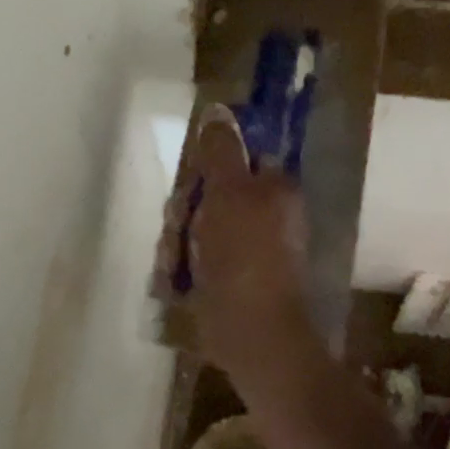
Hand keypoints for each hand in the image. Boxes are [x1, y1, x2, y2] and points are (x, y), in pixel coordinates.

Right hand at [181, 106, 314, 377]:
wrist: (255, 338)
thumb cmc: (244, 259)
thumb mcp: (228, 193)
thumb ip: (221, 150)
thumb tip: (219, 110)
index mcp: (274, 190)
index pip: (231, 159)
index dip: (204, 170)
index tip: (189, 187)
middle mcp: (266, 216)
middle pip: (209, 194)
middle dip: (185, 211)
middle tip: (179, 230)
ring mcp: (249, 251)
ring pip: (197, 228)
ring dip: (178, 242)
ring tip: (175, 264)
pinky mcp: (231, 281)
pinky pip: (197, 260)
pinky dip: (182, 268)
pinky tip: (175, 281)